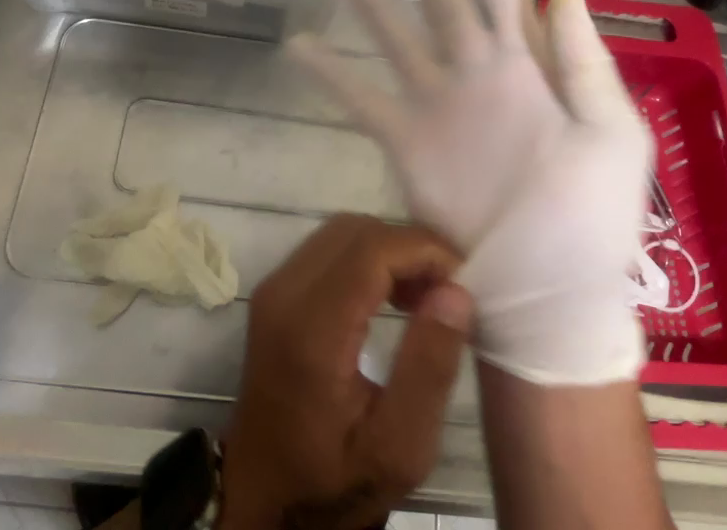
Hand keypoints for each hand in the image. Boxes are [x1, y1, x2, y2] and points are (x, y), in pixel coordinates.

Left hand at [221, 215, 473, 529]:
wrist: (263, 496)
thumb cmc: (333, 480)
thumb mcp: (398, 448)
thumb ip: (428, 368)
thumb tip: (456, 292)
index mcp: (311, 331)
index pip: (371, 249)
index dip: (424, 250)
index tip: (464, 280)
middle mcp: (284, 295)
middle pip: (355, 230)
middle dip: (410, 247)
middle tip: (448, 291)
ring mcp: (273, 290)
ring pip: (341, 232)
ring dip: (389, 250)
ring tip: (425, 296)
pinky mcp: (274, 294)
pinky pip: (327, 249)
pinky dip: (367, 258)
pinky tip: (392, 297)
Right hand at [290, 0, 654, 384]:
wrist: (544, 293)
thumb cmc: (590, 218)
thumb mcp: (610, 136)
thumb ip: (585, 68)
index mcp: (531, 70)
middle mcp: (479, 76)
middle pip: (443, 4)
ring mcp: (437, 108)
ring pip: (397, 39)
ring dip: (369, 1)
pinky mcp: (404, 143)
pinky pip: (361, 99)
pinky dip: (331, 73)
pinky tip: (301, 45)